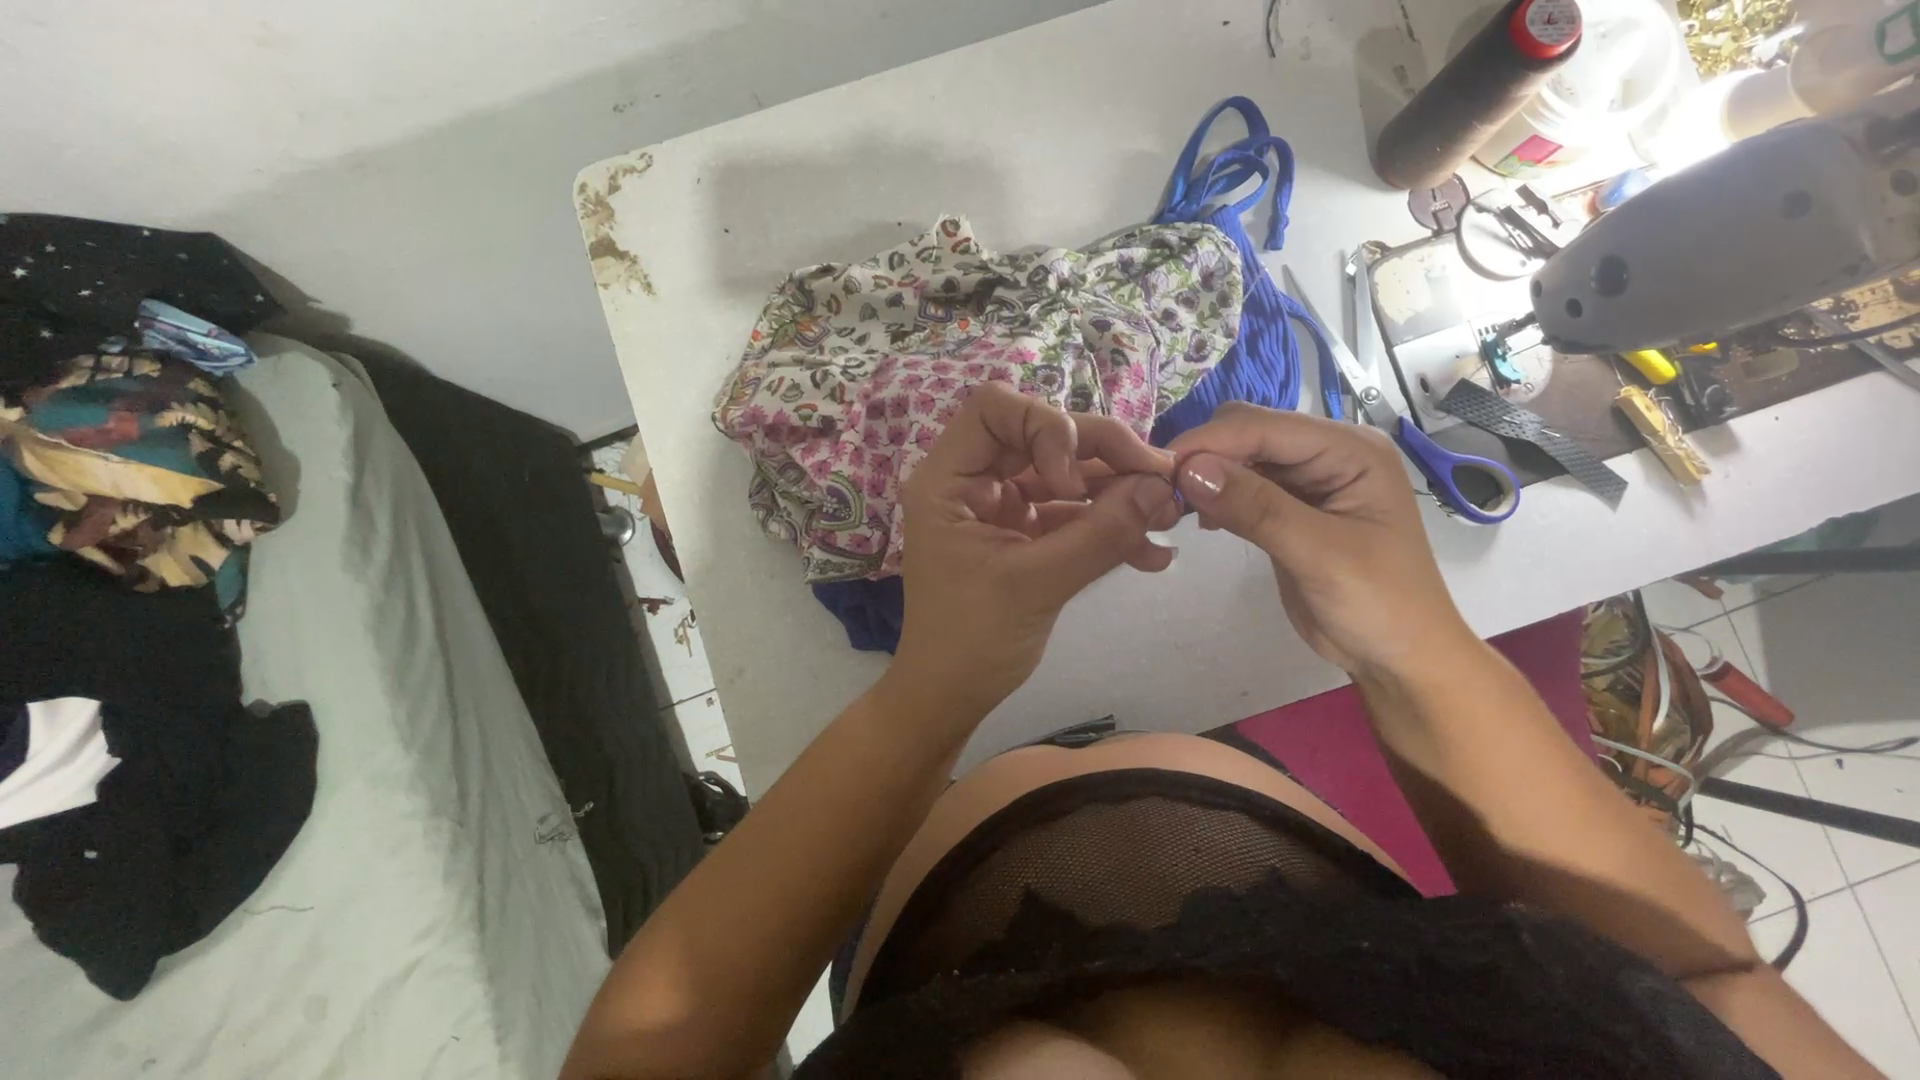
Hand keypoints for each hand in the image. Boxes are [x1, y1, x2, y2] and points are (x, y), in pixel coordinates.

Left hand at [891, 383, 1181, 715]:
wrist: (953, 696)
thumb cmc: (971, 640)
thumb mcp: (1036, 585)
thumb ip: (1100, 535)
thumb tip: (1164, 489)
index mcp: (950, 480)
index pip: (995, 408)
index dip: (1044, 426)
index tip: (1071, 480)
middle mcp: (974, 481)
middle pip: (1045, 436)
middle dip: (1104, 455)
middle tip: (1162, 477)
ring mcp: (1002, 506)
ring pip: (1067, 474)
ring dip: (1118, 491)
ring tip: (1168, 515)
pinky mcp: (1026, 534)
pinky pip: (1073, 514)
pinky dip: (1109, 527)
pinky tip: (1152, 553)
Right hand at [1167, 403, 1475, 678]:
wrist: (1400, 657)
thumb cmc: (1380, 604)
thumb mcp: (1319, 555)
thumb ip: (1256, 508)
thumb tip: (1189, 470)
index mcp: (1350, 450)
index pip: (1264, 426)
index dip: (1210, 442)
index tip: (1158, 471)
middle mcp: (1328, 453)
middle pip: (1249, 431)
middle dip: (1205, 454)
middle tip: (1164, 492)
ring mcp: (1308, 480)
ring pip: (1240, 457)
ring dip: (1206, 474)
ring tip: (1174, 505)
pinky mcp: (1288, 508)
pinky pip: (1242, 485)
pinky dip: (1216, 495)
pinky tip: (1200, 519)